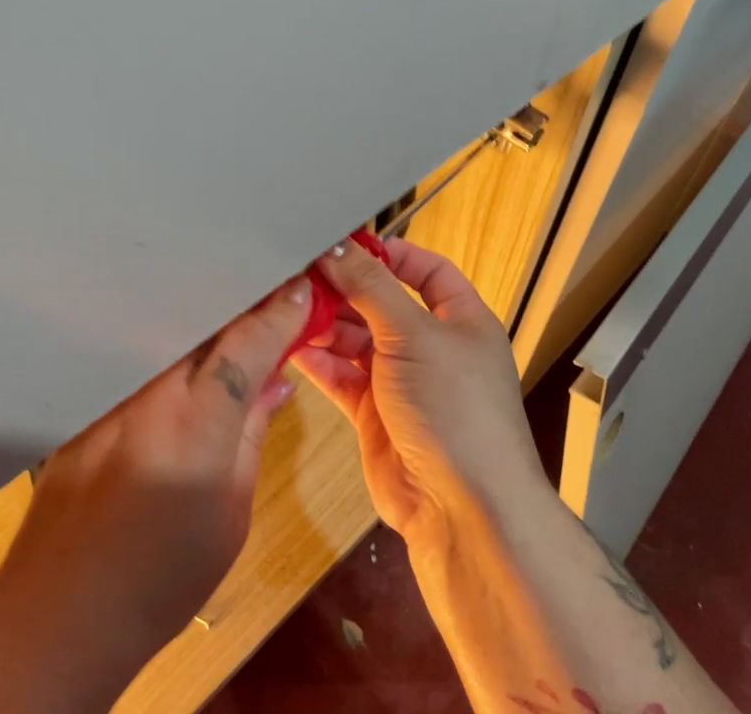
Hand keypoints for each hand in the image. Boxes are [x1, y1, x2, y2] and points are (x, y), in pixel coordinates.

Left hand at [0, 278, 310, 713]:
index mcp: (197, 420)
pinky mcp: (79, 410)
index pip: (248, 342)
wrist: (60, 618)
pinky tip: (179, 370)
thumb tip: (274, 387)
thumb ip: (250, 436)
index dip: (281, 312)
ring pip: (167, 341)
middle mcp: (148, 391)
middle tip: (275, 300)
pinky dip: (167, 358)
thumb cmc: (163, 578)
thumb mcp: (230, 513)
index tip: (304, 291)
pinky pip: (134, 365)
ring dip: (206, 329)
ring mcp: (106, 397)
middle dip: (244, 307)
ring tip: (232, 331)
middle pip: (205, 327)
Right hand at [292, 237, 544, 545]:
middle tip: (300, 276)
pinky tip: (291, 348)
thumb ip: (371, 288)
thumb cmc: (453, 406)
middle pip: (383, 305)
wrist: (460, 505)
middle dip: (346, 291)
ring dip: (327, 326)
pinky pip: (343, 378)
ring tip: (288, 309)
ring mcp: (403, 383)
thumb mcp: (413, 334)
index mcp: (462, 320)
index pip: (429, 272)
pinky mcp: (376, 415)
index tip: (347, 245)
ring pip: (358, 342)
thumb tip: (336, 248)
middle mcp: (434, 347)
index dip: (392, 256)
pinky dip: (320, 363)